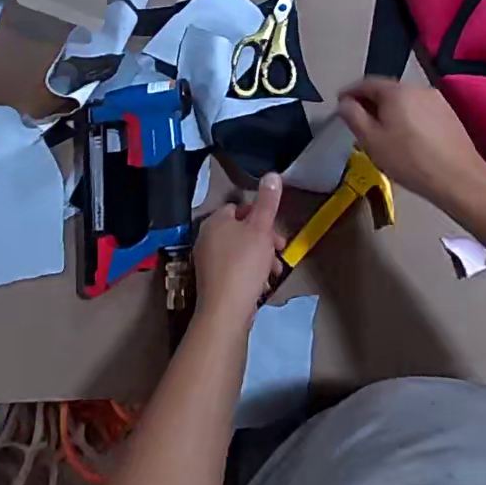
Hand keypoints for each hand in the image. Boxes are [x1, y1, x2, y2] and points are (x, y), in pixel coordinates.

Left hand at [193, 173, 285, 320]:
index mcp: (215, 221)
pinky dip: (249, 273)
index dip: (261, 217)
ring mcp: (207, 261)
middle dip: (264, 240)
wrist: (225, 310)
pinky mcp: (212, 282)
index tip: (276, 232)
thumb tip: (272, 174)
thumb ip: (268, 202)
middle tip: (279, 252)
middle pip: (241, 230)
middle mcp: (206, 237)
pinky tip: (261, 286)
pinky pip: (235, 269)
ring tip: (273, 273)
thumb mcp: (261, 229)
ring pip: (241, 251)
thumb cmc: (244, 263)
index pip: (239, 208)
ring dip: (261, 258)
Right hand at [338, 77, 485, 209]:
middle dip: (369, 103)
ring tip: (381, 132)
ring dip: (389, 111)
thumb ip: (353, 116)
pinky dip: (406, 118)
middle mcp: (417, 88)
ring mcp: (436, 100)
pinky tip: (405, 138)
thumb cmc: (409, 160)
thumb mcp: (370, 140)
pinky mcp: (449, 115)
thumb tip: (344, 103)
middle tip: (358, 121)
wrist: (458, 179)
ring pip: (404, 101)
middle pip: (386, 91)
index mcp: (396, 91)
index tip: (340, 104)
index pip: (365, 83)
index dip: (349, 93)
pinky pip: (419, 110)